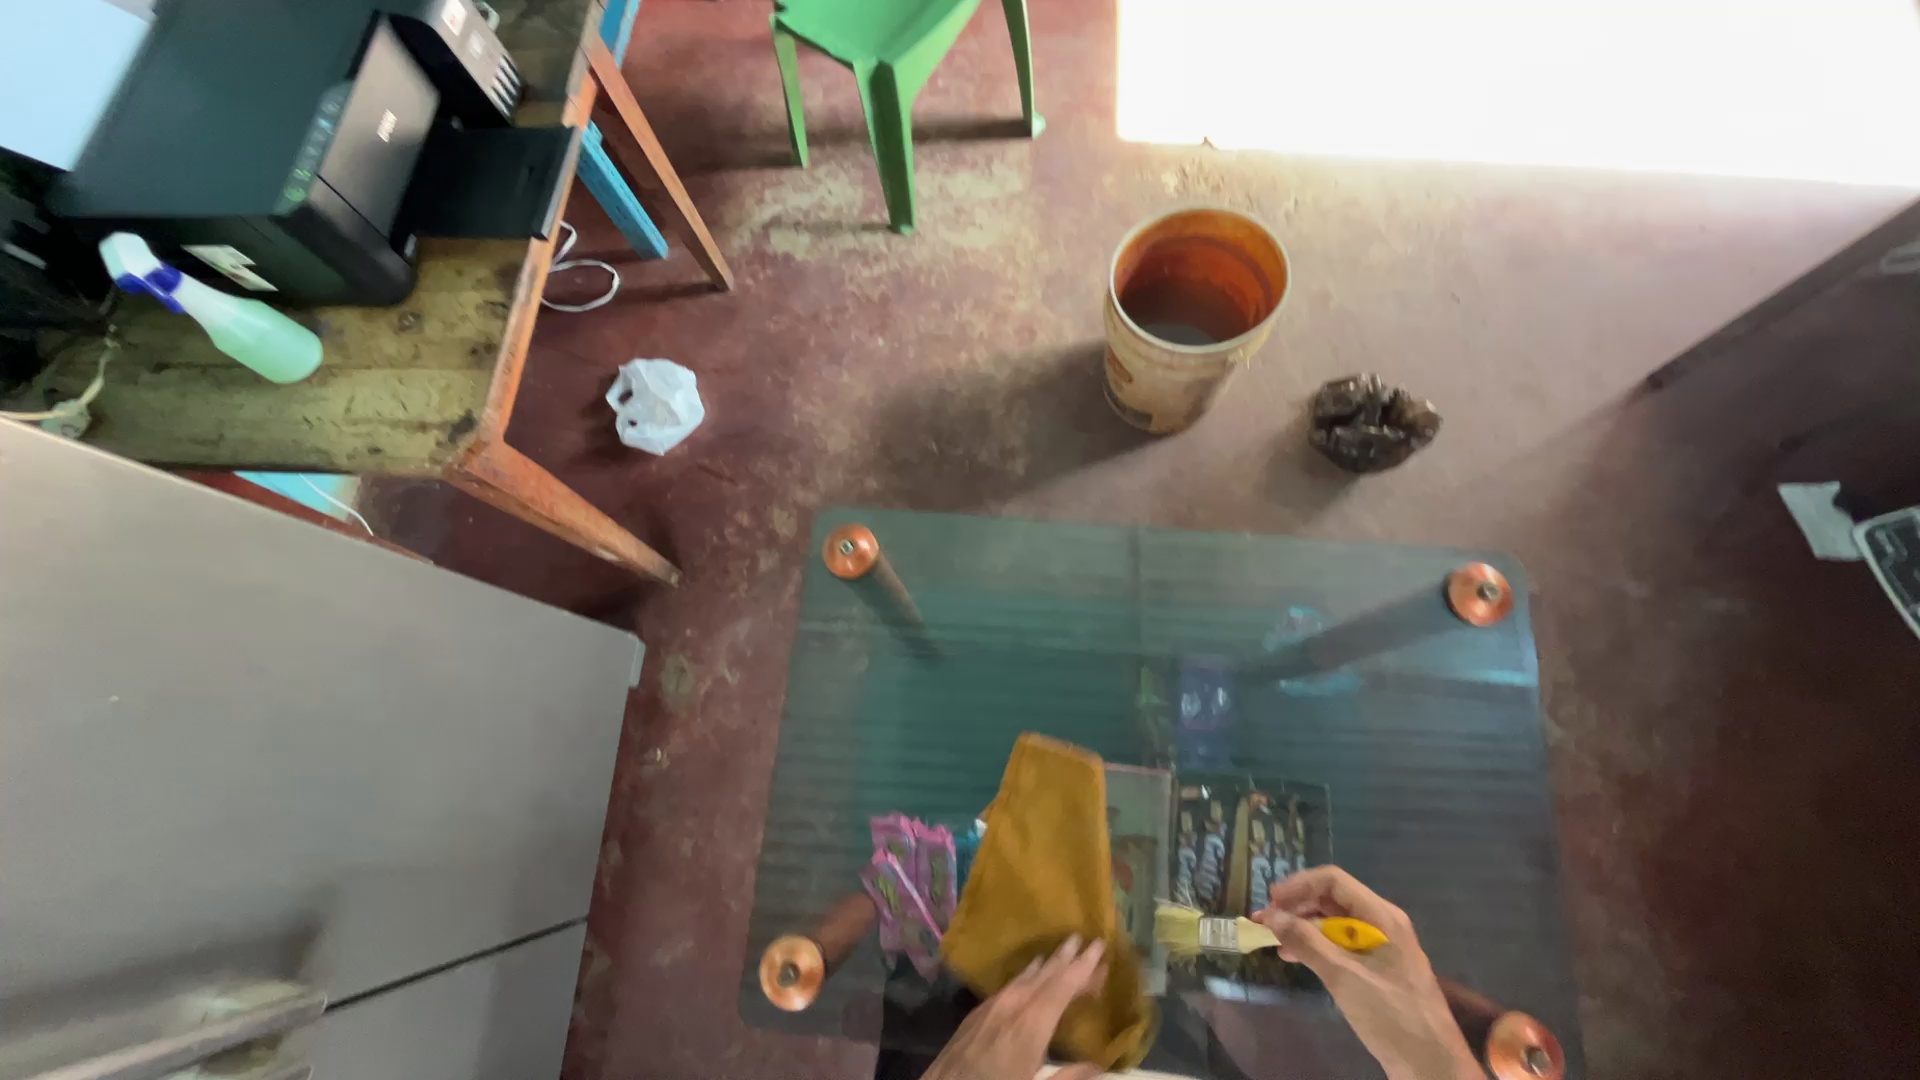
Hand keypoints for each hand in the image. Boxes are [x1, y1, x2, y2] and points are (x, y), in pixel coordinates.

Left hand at [925, 935, 1107, 1079]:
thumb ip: (1068, 1077)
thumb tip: (1098, 1064)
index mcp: (1030, 1025)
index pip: (1062, 987)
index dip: (1082, 966)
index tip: (1098, 945)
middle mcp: (1011, 1006)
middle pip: (1044, 975)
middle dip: (1066, 958)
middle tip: (1084, 940)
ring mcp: (991, 1006)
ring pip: (1025, 977)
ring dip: (1047, 964)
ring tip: (1064, 950)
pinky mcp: (977, 1012)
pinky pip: (1010, 984)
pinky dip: (1027, 975)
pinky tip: (1031, 972)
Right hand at [1251, 867, 1480, 1079]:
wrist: (1433, 1070)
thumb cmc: (1392, 1017)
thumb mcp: (1344, 977)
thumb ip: (1306, 942)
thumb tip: (1271, 916)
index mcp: (1381, 917)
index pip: (1332, 881)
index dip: (1299, 885)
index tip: (1271, 900)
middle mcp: (1381, 923)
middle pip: (1330, 899)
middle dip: (1296, 906)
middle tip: (1265, 921)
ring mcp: (1379, 946)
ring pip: (1331, 922)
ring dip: (1301, 926)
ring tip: (1273, 939)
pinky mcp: (1375, 968)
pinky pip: (1338, 944)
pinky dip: (1314, 945)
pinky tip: (1293, 957)